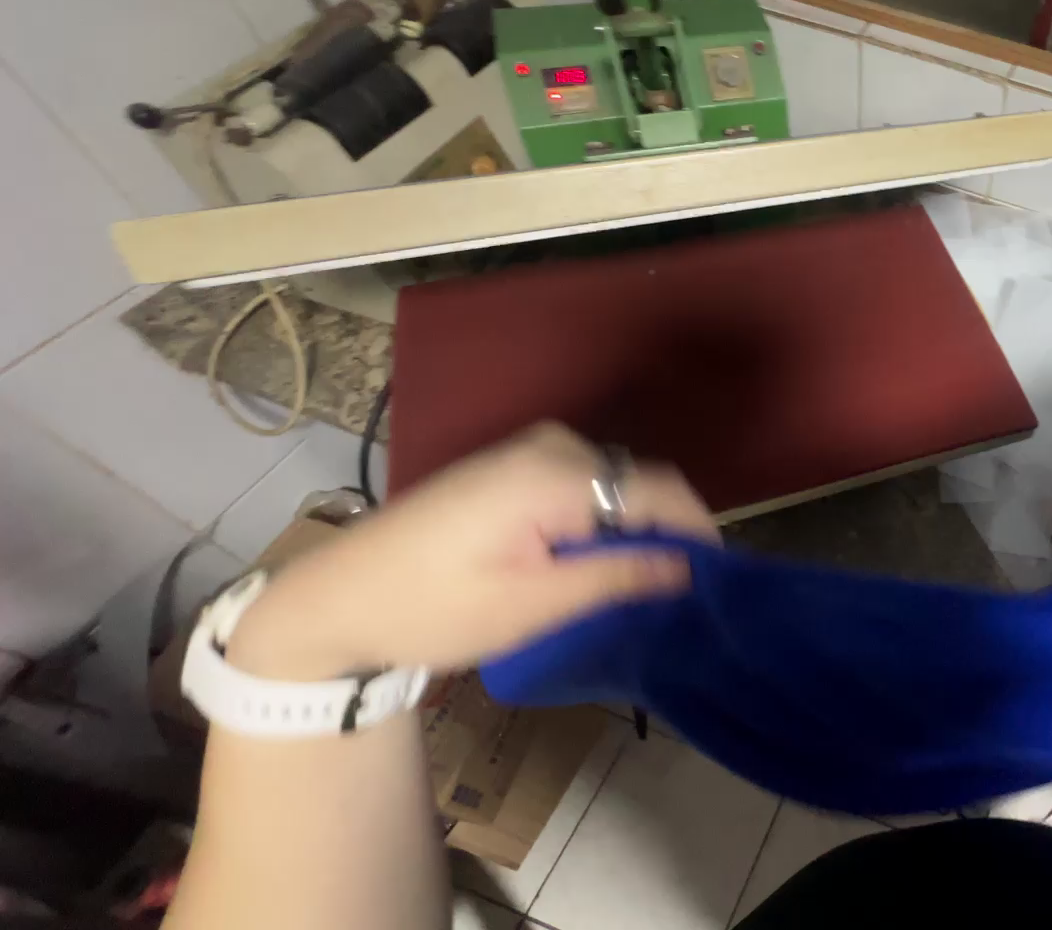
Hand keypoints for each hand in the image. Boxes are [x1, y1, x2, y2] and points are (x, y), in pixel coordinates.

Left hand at [225, 422, 717, 680]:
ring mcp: (531, 449)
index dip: (696, 528)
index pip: (658, 489)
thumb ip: (617, 575)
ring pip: (617, 481)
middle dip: (668, 527)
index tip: (717, 572)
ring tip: (644, 574)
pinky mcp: (517, 462)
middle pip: (640, 481)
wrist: (331, 601)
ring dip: (637, 522)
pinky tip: (600, 553)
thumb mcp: (532, 604)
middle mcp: (552, 445)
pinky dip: (607, 514)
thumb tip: (688, 567)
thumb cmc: (431, 609)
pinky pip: (589, 480)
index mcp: (555, 473)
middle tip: (677, 583)